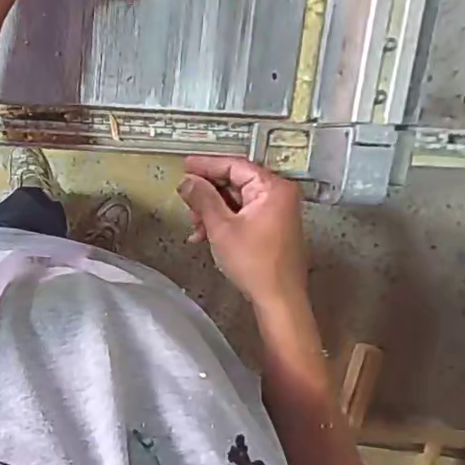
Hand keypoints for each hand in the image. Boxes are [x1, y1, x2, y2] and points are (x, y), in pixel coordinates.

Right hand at [177, 156, 309, 309]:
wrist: (279, 299)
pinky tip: (205, 235)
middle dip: (207, 193)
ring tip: (194, 225)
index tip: (186, 166)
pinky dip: (224, 221)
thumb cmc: (255, 264)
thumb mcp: (221, 227)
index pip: (235, 165)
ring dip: (213, 210)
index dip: (206, 165)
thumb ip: (203, 199)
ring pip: (237, 200)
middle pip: (236, 182)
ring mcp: (277, 212)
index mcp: (272, 188)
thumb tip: (188, 182)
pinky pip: (244, 215)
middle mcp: (278, 195)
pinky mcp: (273, 228)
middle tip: (186, 199)